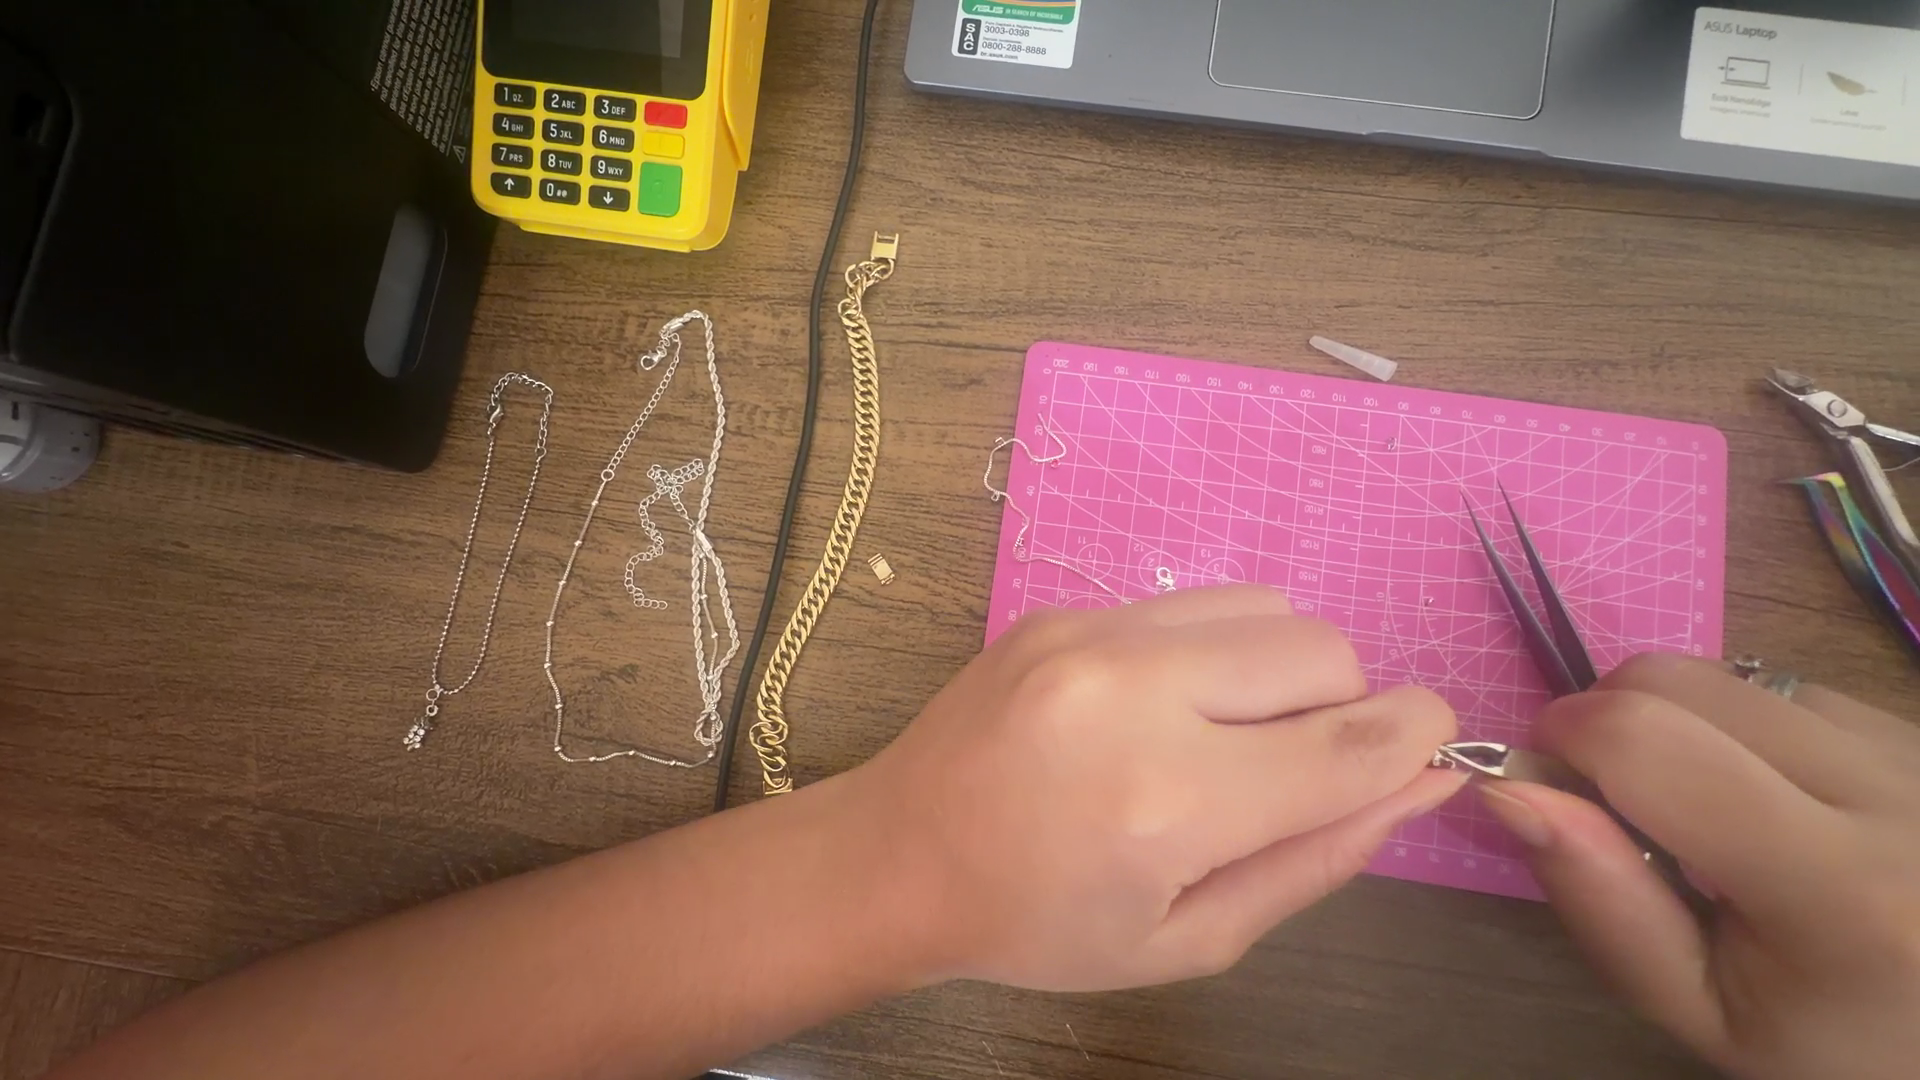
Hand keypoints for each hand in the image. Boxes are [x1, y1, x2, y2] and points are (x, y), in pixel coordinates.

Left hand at [846, 585, 1462, 991]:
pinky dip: (1209, 648)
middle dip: (1340, 705)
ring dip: (1275, 666)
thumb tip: (1414, 780)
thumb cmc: (1041, 920)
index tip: (1425, 746)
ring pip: (1260, 606)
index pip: (1351, 742)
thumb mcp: (1190, 936)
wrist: (901, 849)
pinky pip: (1185, 604)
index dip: (1415, 739)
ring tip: (1221, 727)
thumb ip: (1314, 858)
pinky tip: (1158, 700)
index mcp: (1170, 799)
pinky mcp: (1059, 609)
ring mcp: (1089, 633)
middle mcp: (1134, 690)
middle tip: (1287, 762)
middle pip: (1319, 649)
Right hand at [1476, 653, 1919, 1079]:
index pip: (1642, 741)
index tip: (1550, 784)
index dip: (1561, 739)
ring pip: (1717, 674)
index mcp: (1843, 891)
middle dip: (1600, 717)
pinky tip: (1758, 787)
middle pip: (1670, 682)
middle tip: (1613, 792)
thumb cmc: (1825, 1038)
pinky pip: (1774, 684)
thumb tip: (1505, 786)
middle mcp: (1901, 798)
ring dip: (1664, 716)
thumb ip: (1597, 898)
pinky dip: (1727, 720)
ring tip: (1696, 795)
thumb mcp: (1695, 1006)